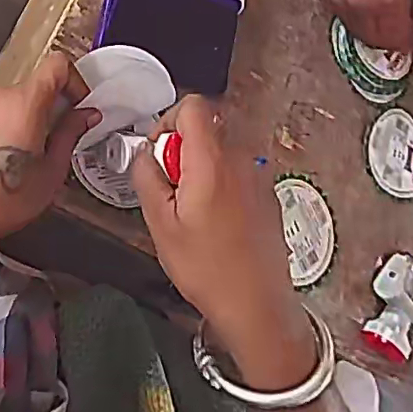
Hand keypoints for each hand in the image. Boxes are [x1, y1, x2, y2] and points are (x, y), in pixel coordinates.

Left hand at [0, 52, 95, 250]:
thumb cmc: (2, 197)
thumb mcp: (52, 168)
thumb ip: (71, 133)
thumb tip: (86, 115)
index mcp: (27, 101)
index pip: (58, 64)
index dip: (76, 82)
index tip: (81, 107)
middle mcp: (4, 97)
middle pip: (42, 81)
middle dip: (60, 103)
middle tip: (69, 134)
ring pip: (25, 97)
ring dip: (41, 115)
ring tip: (45, 151)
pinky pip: (8, 111)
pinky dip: (22, 123)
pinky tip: (22, 157)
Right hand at [132, 97, 314, 387]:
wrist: (258, 306)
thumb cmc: (207, 269)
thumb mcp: (160, 224)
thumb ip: (146, 176)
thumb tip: (145, 153)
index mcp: (211, 161)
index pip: (193, 105)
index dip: (169, 120)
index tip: (161, 152)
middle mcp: (239, 159)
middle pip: (205, 127)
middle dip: (182, 149)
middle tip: (173, 189)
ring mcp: (257, 175)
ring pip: (219, 150)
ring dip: (200, 167)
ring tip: (193, 210)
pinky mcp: (266, 192)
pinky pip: (236, 170)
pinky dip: (220, 181)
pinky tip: (216, 221)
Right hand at [322, 0, 412, 53]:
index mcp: (389, 2)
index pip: (400, 40)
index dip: (411, 44)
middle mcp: (362, 8)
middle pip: (379, 42)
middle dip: (392, 41)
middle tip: (402, 33)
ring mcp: (341, 5)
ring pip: (359, 34)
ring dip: (373, 33)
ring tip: (384, 22)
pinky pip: (344, 19)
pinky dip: (357, 20)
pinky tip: (365, 7)